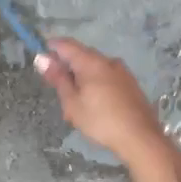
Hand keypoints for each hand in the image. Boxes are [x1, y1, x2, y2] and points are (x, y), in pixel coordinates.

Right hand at [35, 38, 171, 168]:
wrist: (139, 137)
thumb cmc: (100, 120)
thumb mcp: (72, 103)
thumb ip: (58, 79)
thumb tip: (42, 59)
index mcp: (92, 62)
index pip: (67, 45)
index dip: (51, 47)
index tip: (41, 58)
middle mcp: (108, 61)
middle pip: (82, 54)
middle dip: (67, 64)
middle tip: (55, 85)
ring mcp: (122, 71)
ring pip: (95, 66)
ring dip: (81, 75)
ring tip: (74, 98)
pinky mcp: (130, 83)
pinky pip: (107, 75)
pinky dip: (95, 82)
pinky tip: (93, 101)